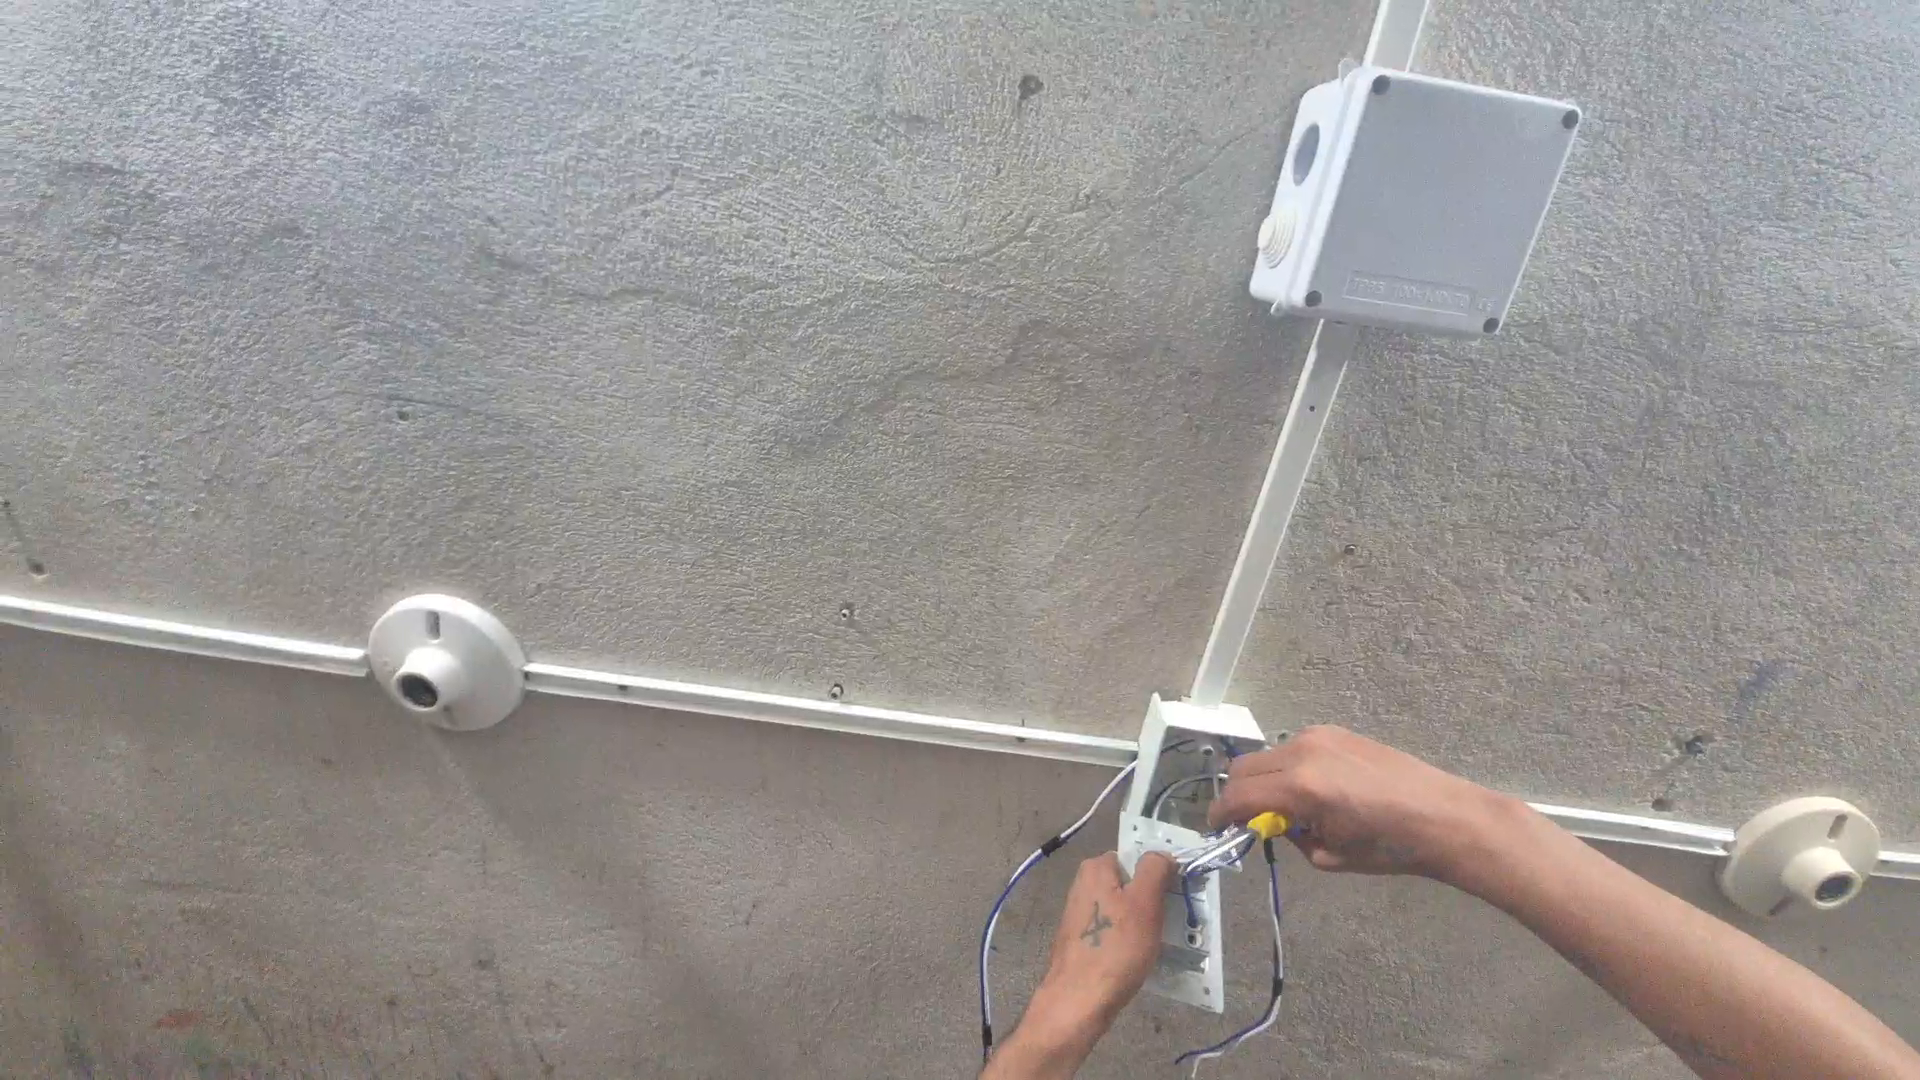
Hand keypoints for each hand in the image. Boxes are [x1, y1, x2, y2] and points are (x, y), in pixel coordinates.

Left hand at [990, 851, 1175, 1076]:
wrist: (1079, 999)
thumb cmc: (1116, 948)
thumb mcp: (1144, 903)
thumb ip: (1154, 870)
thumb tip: (1162, 853)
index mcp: (1096, 867)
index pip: (1135, 858)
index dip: (1158, 875)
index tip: (1177, 896)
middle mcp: (1084, 883)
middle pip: (1129, 883)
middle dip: (1152, 901)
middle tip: (1173, 922)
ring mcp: (1081, 912)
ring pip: (1123, 908)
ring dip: (1143, 922)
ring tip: (1162, 942)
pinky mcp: (1082, 937)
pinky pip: (1114, 929)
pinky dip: (1129, 938)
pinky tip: (1141, 956)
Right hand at [1207, 726, 1512, 885]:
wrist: (1445, 817)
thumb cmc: (1392, 847)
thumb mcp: (1330, 855)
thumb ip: (1290, 836)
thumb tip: (1272, 823)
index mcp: (1301, 788)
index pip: (1239, 796)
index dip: (1220, 813)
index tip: (1215, 825)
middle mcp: (1301, 753)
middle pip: (1242, 768)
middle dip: (1236, 794)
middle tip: (1247, 818)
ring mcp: (1317, 736)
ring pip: (1266, 756)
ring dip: (1264, 780)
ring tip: (1289, 805)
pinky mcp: (1333, 731)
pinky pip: (1292, 748)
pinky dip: (1287, 768)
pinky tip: (1315, 788)